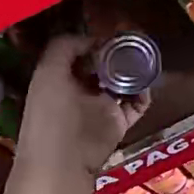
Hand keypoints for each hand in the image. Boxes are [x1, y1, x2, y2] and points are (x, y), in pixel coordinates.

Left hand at [17, 35, 151, 175]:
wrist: (63, 159)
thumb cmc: (51, 112)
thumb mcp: (48, 71)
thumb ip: (65, 47)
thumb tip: (94, 39)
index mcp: (61, 79)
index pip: (80, 55)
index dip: (93, 43)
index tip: (110, 34)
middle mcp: (82, 91)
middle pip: (104, 68)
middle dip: (117, 55)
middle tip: (133, 43)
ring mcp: (102, 108)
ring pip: (123, 84)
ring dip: (133, 72)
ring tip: (144, 59)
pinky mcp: (119, 122)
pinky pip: (136, 105)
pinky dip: (143, 94)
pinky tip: (145, 84)